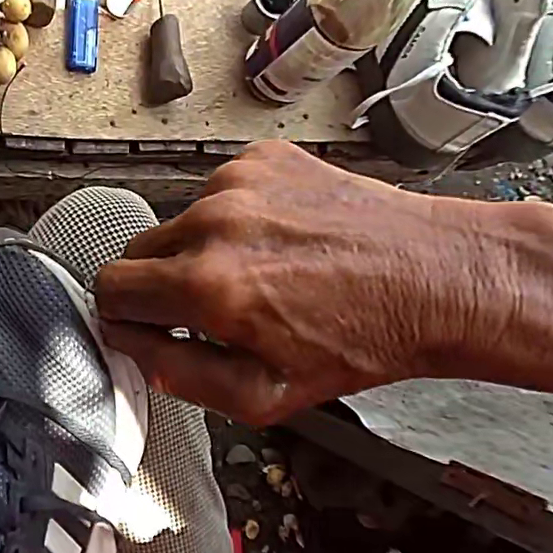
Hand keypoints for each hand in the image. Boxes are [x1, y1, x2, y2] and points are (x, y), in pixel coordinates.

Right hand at [95, 141, 512, 424]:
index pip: (110, 288)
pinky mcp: (263, 159)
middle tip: (206, 307)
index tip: (146, 323)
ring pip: (173, 225)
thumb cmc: (365, 338)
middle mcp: (215, 223)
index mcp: (208, 285)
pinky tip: (271, 242)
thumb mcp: (262, 393)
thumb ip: (176, 374)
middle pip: (134, 254)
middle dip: (156, 286)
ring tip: (252, 273)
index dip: (123, 315)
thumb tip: (133, 347)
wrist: (442, 278)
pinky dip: (228, 221)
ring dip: (194, 253)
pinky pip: (212, 195)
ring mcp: (239, 183)